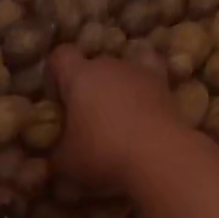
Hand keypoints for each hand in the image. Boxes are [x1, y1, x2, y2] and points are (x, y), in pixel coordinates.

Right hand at [48, 46, 197, 189]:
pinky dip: (142, 87)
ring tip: (113, 118)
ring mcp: (140, 72)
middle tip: (82, 118)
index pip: (59, 56)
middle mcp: (109, 64)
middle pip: (91, 65)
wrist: (159, 156)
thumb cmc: (101, 153)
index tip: (55, 101)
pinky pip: (149, 77)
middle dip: (85, 86)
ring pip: (120, 72)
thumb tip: (53, 151)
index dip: (53, 75)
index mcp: (79, 76)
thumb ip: (54, 150)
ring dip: (113, 89)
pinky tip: (141, 104)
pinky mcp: (165, 85)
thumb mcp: (63, 161)